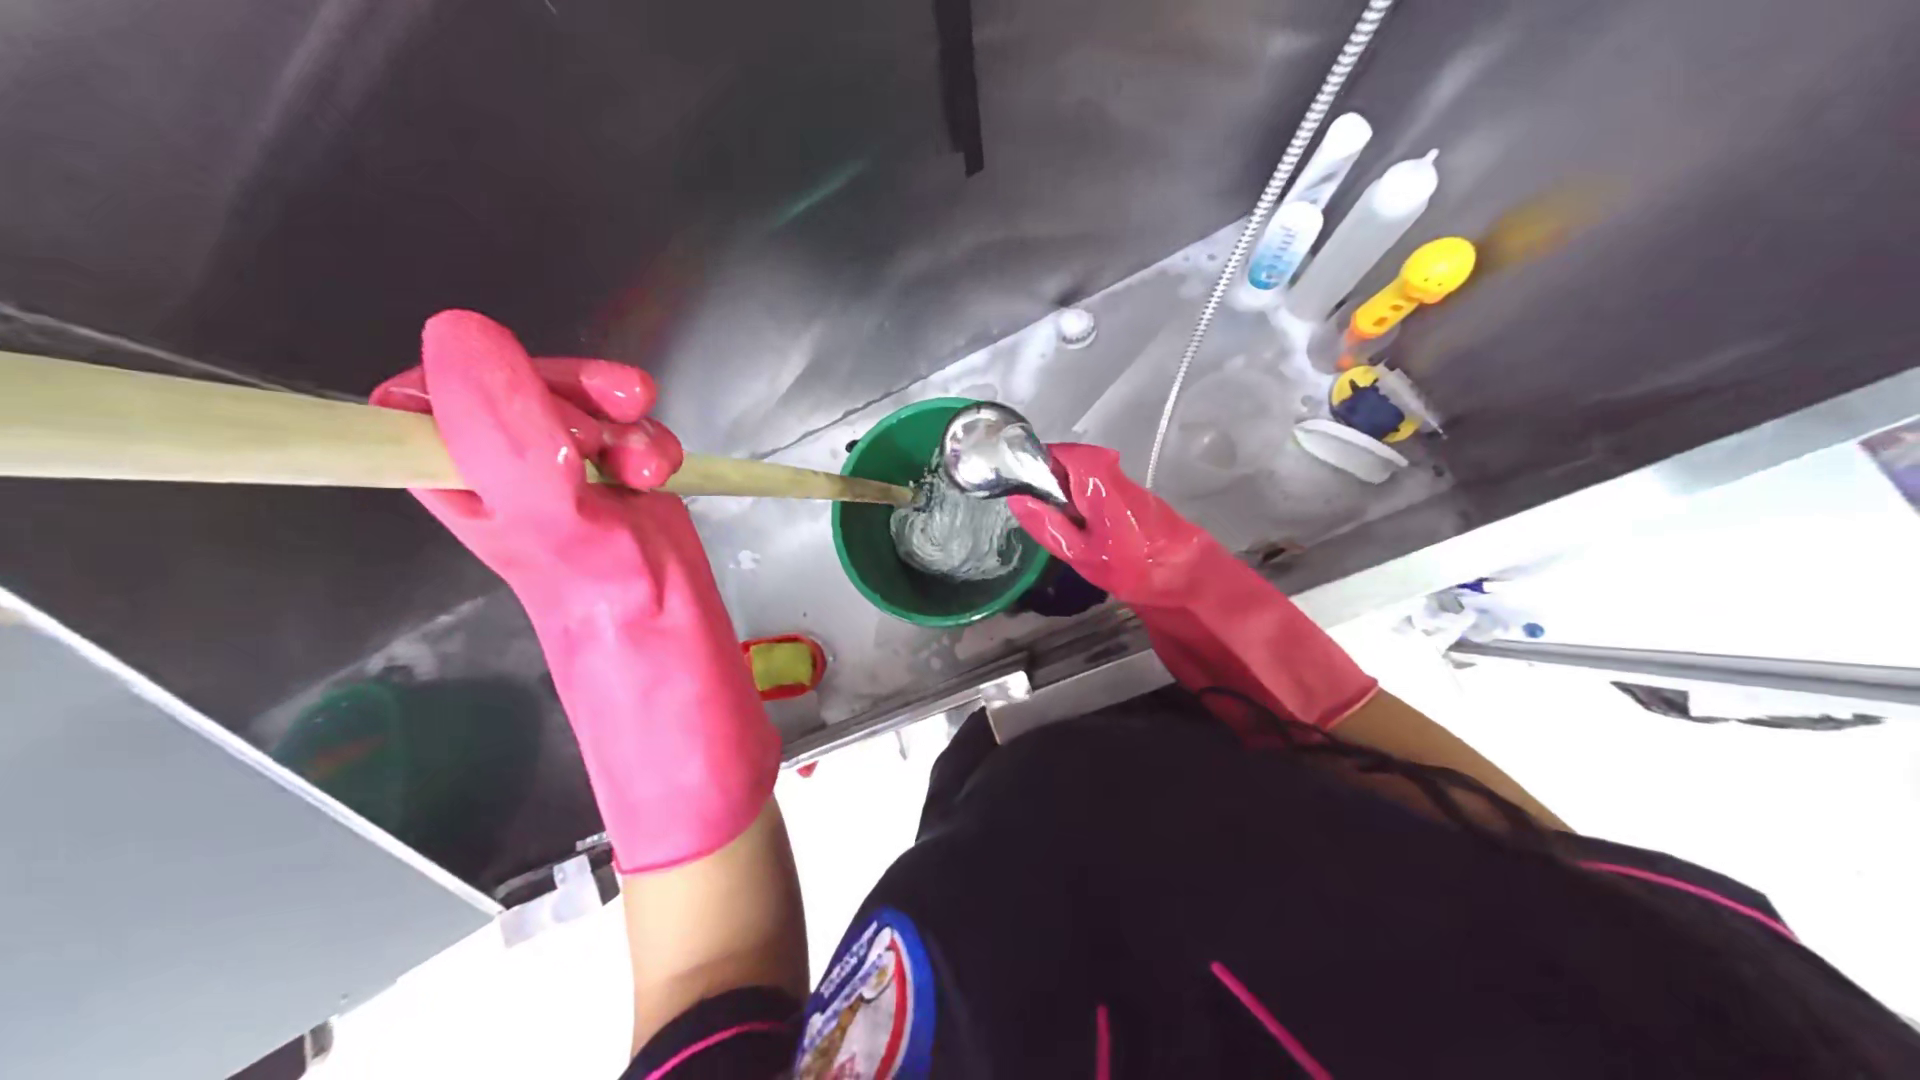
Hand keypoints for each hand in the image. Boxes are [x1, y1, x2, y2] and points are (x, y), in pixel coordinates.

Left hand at [372, 310, 778, 872]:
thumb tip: (459, 329)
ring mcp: (569, 477)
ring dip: (621, 417)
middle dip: (569, 391)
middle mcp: (506, 476)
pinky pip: (627, 429)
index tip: (543, 413)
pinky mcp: (621, 480)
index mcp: (459, 489)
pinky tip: (664, 471)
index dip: (480, 383)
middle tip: (610, 422)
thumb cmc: (620, 621)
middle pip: (510, 383)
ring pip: (576, 402)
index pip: (420, 397)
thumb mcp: (563, 534)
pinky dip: (651, 438)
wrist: (688, 663)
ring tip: (649, 463)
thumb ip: (513, 447)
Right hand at [1006, 443, 1224, 611]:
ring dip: (1065, 496)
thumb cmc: (1134, 567)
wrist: (1191, 578)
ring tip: (1057, 526)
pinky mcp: (1131, 498)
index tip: (1019, 484)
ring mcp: (1124, 484)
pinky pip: (1096, 489)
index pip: (1059, 451)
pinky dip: (1082, 504)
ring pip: (1082, 477)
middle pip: (1069, 463)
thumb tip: (1017, 499)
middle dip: (1048, 483)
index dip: (1035, 462)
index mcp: (1097, 479)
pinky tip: (1082, 532)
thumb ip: (1046, 524)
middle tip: (1036, 512)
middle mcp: (1112, 471)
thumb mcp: (1080, 553)